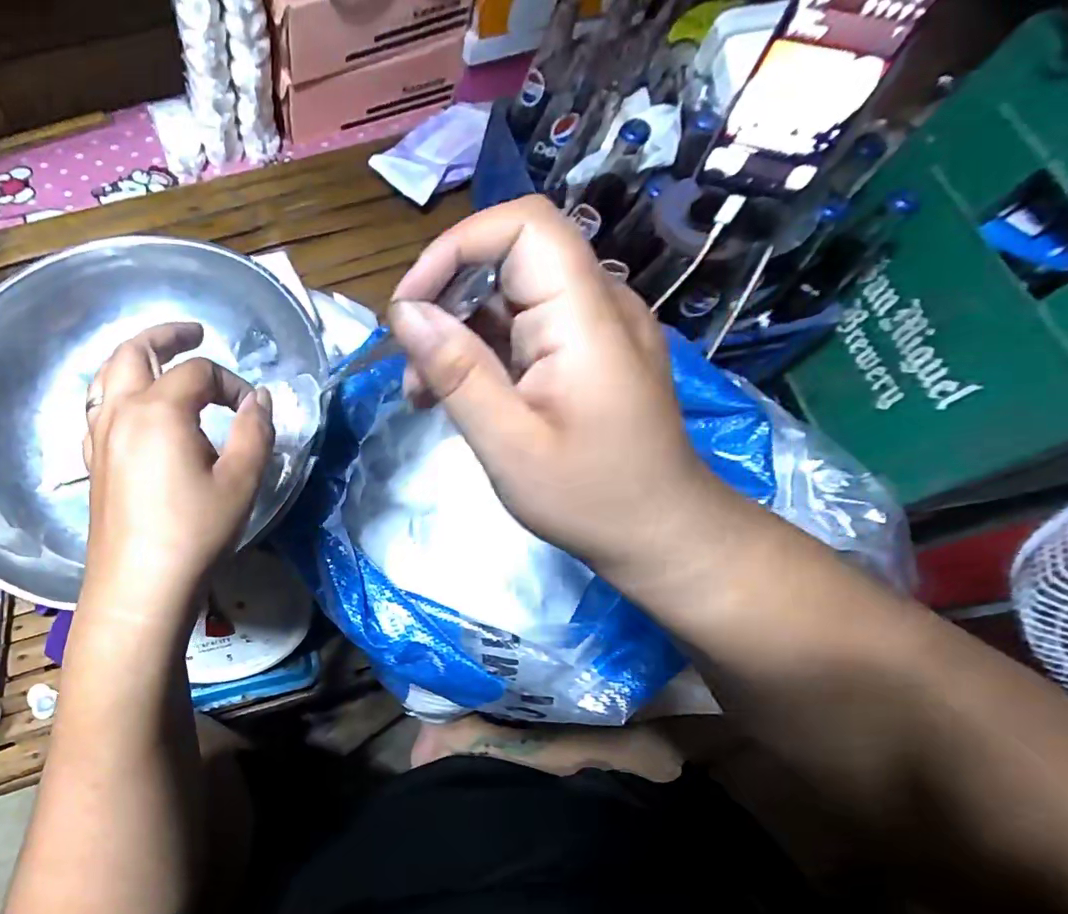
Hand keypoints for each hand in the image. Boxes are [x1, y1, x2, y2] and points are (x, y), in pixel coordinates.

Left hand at [80, 323, 273, 617]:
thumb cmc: (196, 532)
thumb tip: (258, 400)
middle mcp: (120, 412)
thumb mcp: (241, 481)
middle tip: (193, 333)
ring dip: (135, 360)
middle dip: (166, 336)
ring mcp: (100, 437)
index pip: (199, 373)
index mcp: (158, 410)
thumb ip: (255, 432)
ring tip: (161, 363)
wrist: (141, 585)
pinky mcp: (94, 463)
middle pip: (134, 352)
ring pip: (107, 377)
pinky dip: (118, 393)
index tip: (252, 411)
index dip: (231, 383)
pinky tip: (135, 412)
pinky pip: (99, 409)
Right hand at [387, 195, 750, 581]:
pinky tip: (462, 397)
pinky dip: (487, 354)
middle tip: (412, 368)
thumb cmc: (589, 497)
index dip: (455, 248)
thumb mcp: (509, 443)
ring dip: (460, 334)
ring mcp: (598, 328)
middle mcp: (598, 303)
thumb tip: (404, 313)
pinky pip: (529, 329)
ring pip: (513, 297)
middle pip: (510, 259)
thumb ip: (457, 371)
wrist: (662, 533)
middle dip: (447, 302)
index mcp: (585, 315)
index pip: (522, 226)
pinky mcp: (591, 353)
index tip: (410, 309)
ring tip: (425, 394)